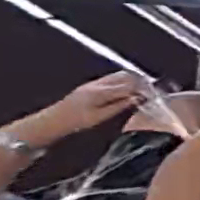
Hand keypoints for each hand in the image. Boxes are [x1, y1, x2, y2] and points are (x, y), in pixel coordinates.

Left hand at [6, 72, 148, 147]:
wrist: (46, 124)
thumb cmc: (73, 123)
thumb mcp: (98, 118)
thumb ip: (119, 106)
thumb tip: (138, 98)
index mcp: (101, 92)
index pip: (130, 86)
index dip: (144, 89)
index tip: (153, 94)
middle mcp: (98, 84)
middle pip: (126, 76)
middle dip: (141, 81)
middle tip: (151, 90)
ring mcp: (93, 83)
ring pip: (119, 75)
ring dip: (133, 79)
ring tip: (141, 88)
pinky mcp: (89, 86)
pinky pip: (112, 78)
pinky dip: (123, 80)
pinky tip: (126, 87)